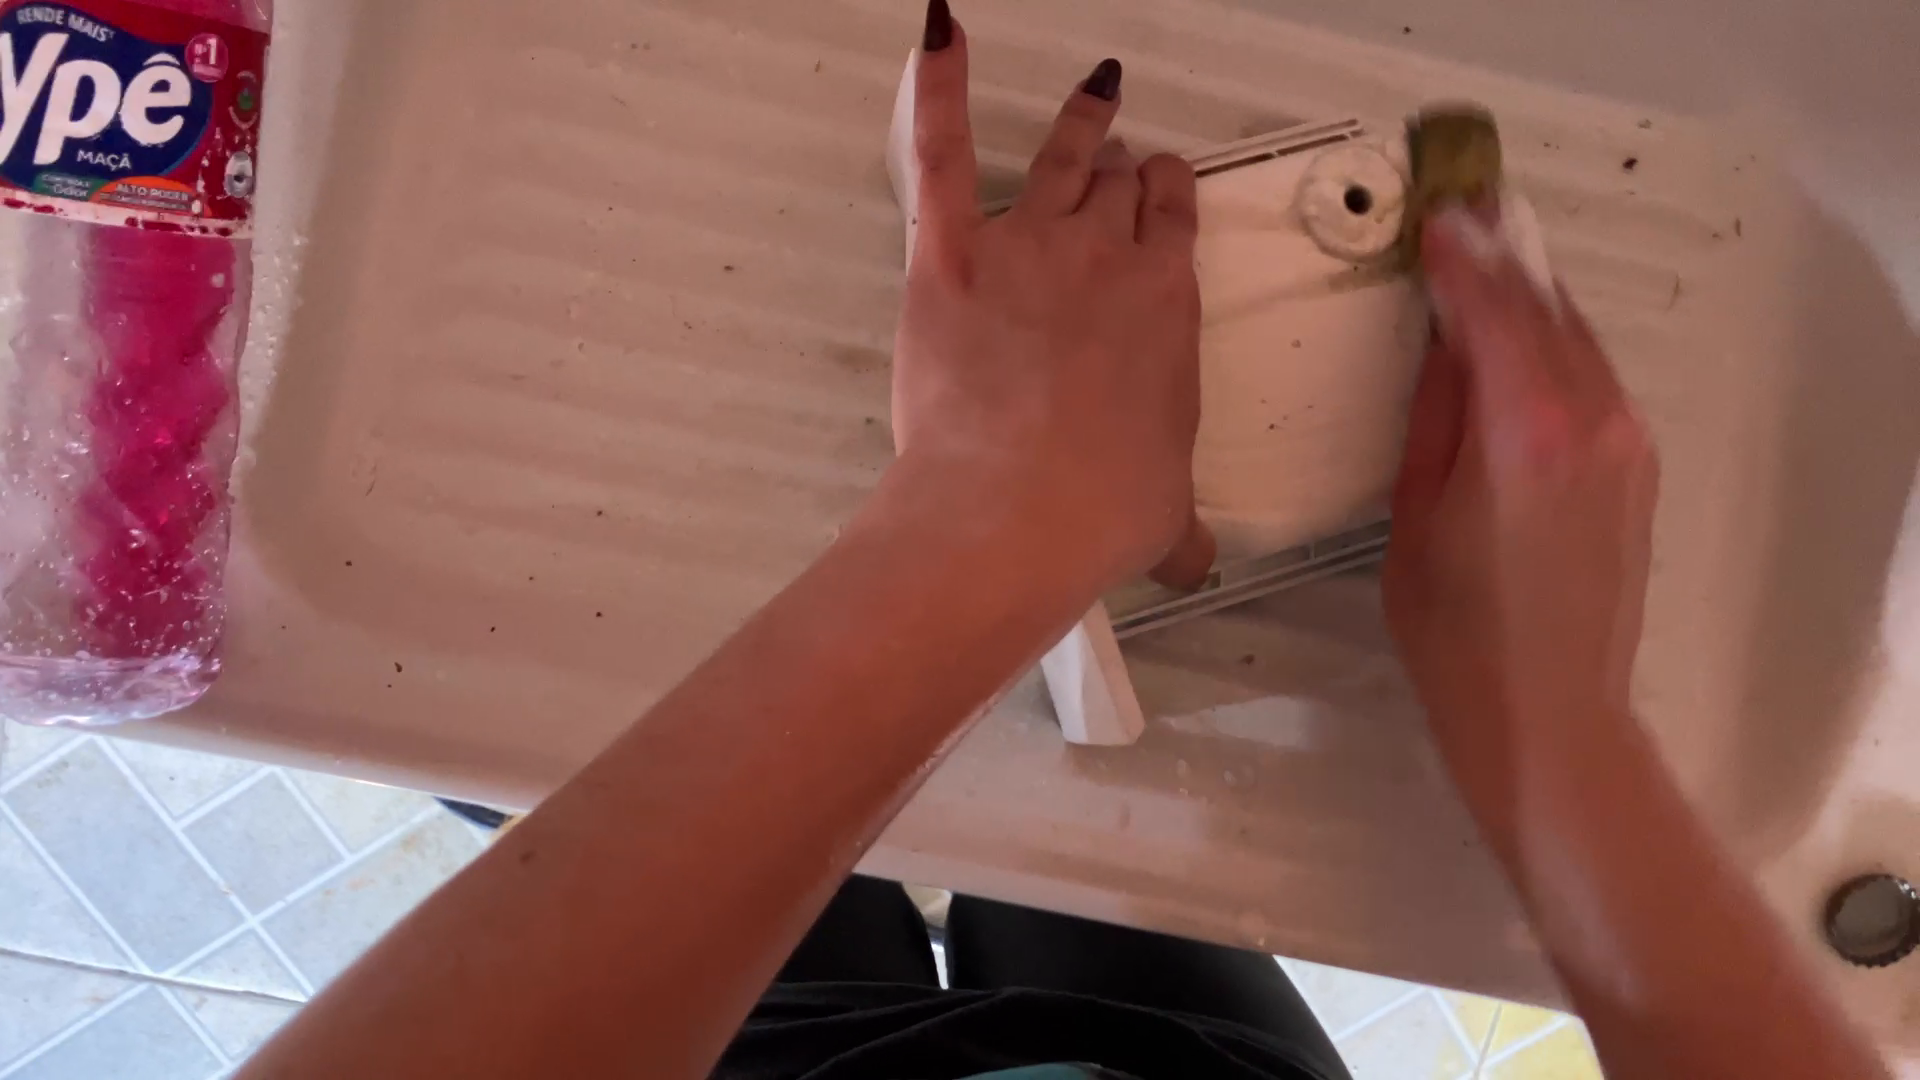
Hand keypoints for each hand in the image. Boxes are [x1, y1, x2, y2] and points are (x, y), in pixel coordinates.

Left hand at [892, 18, 1214, 592]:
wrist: (1019, 511)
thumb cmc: (1102, 512)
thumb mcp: (1160, 519)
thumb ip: (1178, 528)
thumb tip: (1194, 565)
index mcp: (1165, 305)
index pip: (1174, 221)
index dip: (1167, 204)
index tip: (1159, 200)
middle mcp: (1104, 259)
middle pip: (1118, 189)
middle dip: (1121, 174)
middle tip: (1113, 170)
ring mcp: (1025, 251)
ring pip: (1057, 163)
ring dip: (1075, 128)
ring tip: (1090, 97)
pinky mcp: (948, 263)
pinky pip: (942, 160)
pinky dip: (937, 93)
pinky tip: (939, 32)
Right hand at [1384, 204, 1659, 784]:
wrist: (1546, 706)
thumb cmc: (1450, 623)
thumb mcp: (1412, 517)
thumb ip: (1435, 424)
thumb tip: (1446, 354)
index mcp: (1525, 433)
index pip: (1495, 317)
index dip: (1463, 264)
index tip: (1436, 220)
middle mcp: (1595, 421)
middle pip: (1550, 314)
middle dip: (1506, 264)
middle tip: (1462, 222)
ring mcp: (1630, 443)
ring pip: (1579, 342)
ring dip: (1531, 301)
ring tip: (1485, 269)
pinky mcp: (1638, 469)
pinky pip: (1594, 380)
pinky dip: (1554, 345)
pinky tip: (1520, 343)